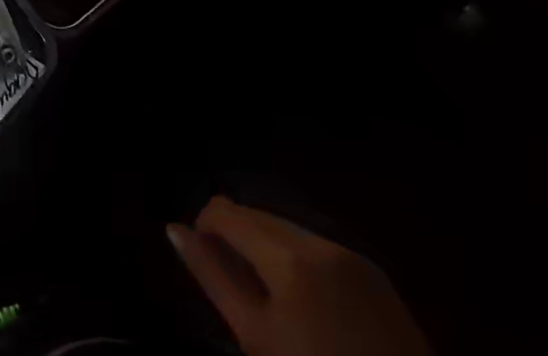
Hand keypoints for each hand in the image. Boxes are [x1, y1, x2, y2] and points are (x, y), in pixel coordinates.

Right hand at [168, 198, 430, 355]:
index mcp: (289, 258)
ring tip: (266, 296)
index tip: (204, 262)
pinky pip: (318, 247)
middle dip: (236, 237)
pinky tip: (301, 300)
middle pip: (257, 216)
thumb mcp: (255, 336)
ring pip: (287, 228)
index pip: (226, 212)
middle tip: (233, 286)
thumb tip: (173, 229)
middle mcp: (320, 241)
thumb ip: (213, 276)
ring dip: (265, 246)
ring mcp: (352, 254)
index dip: (204, 228)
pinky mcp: (373, 272)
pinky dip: (297, 259)